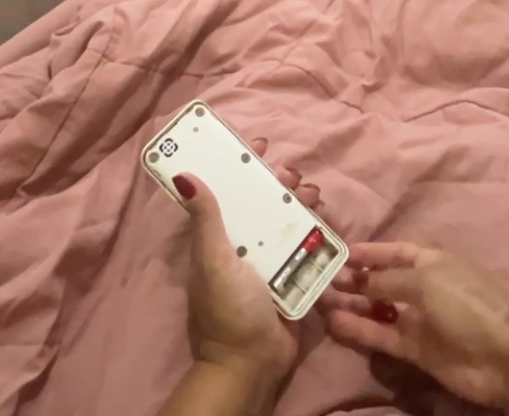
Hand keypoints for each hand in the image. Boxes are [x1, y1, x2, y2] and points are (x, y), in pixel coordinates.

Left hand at [170, 139, 321, 388]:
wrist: (253, 363)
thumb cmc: (228, 308)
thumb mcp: (213, 259)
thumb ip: (205, 218)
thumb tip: (183, 174)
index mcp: (219, 237)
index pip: (228, 190)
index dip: (241, 165)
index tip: (259, 144)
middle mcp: (243, 242)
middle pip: (262, 199)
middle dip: (278, 180)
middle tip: (291, 174)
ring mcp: (269, 258)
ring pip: (286, 216)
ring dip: (300, 199)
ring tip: (312, 193)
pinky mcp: (293, 274)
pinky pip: (306, 241)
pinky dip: (316, 225)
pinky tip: (325, 215)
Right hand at [318, 243, 508, 407]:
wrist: (503, 356)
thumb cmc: (467, 302)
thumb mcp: (426, 280)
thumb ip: (388, 279)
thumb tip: (359, 278)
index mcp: (432, 261)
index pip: (395, 252)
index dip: (369, 252)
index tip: (339, 252)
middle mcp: (424, 287)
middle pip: (383, 281)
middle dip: (355, 280)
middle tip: (321, 280)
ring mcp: (421, 320)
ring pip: (379, 311)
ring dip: (353, 306)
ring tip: (321, 303)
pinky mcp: (417, 350)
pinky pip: (384, 336)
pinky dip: (361, 331)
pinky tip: (337, 325)